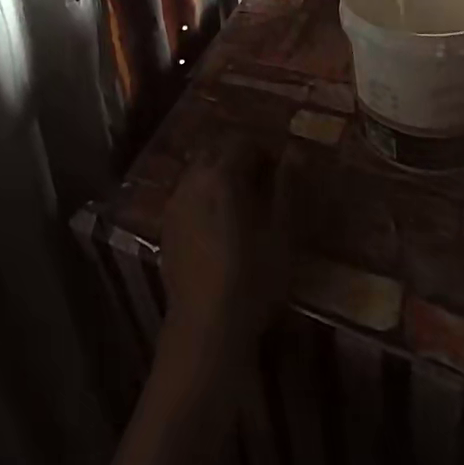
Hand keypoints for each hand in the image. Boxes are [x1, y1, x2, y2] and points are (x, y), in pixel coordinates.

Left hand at [158, 137, 295, 348]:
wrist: (205, 322)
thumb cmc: (252, 278)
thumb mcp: (282, 234)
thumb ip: (288, 187)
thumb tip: (297, 149)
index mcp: (220, 175)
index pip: (242, 141)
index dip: (265, 149)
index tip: (283, 169)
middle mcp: (191, 179)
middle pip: (215, 150)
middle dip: (241, 156)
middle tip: (267, 182)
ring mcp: (174, 200)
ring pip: (198, 169)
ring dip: (220, 173)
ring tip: (245, 202)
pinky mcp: (166, 222)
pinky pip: (187, 192)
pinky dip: (205, 193)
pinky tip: (220, 221)